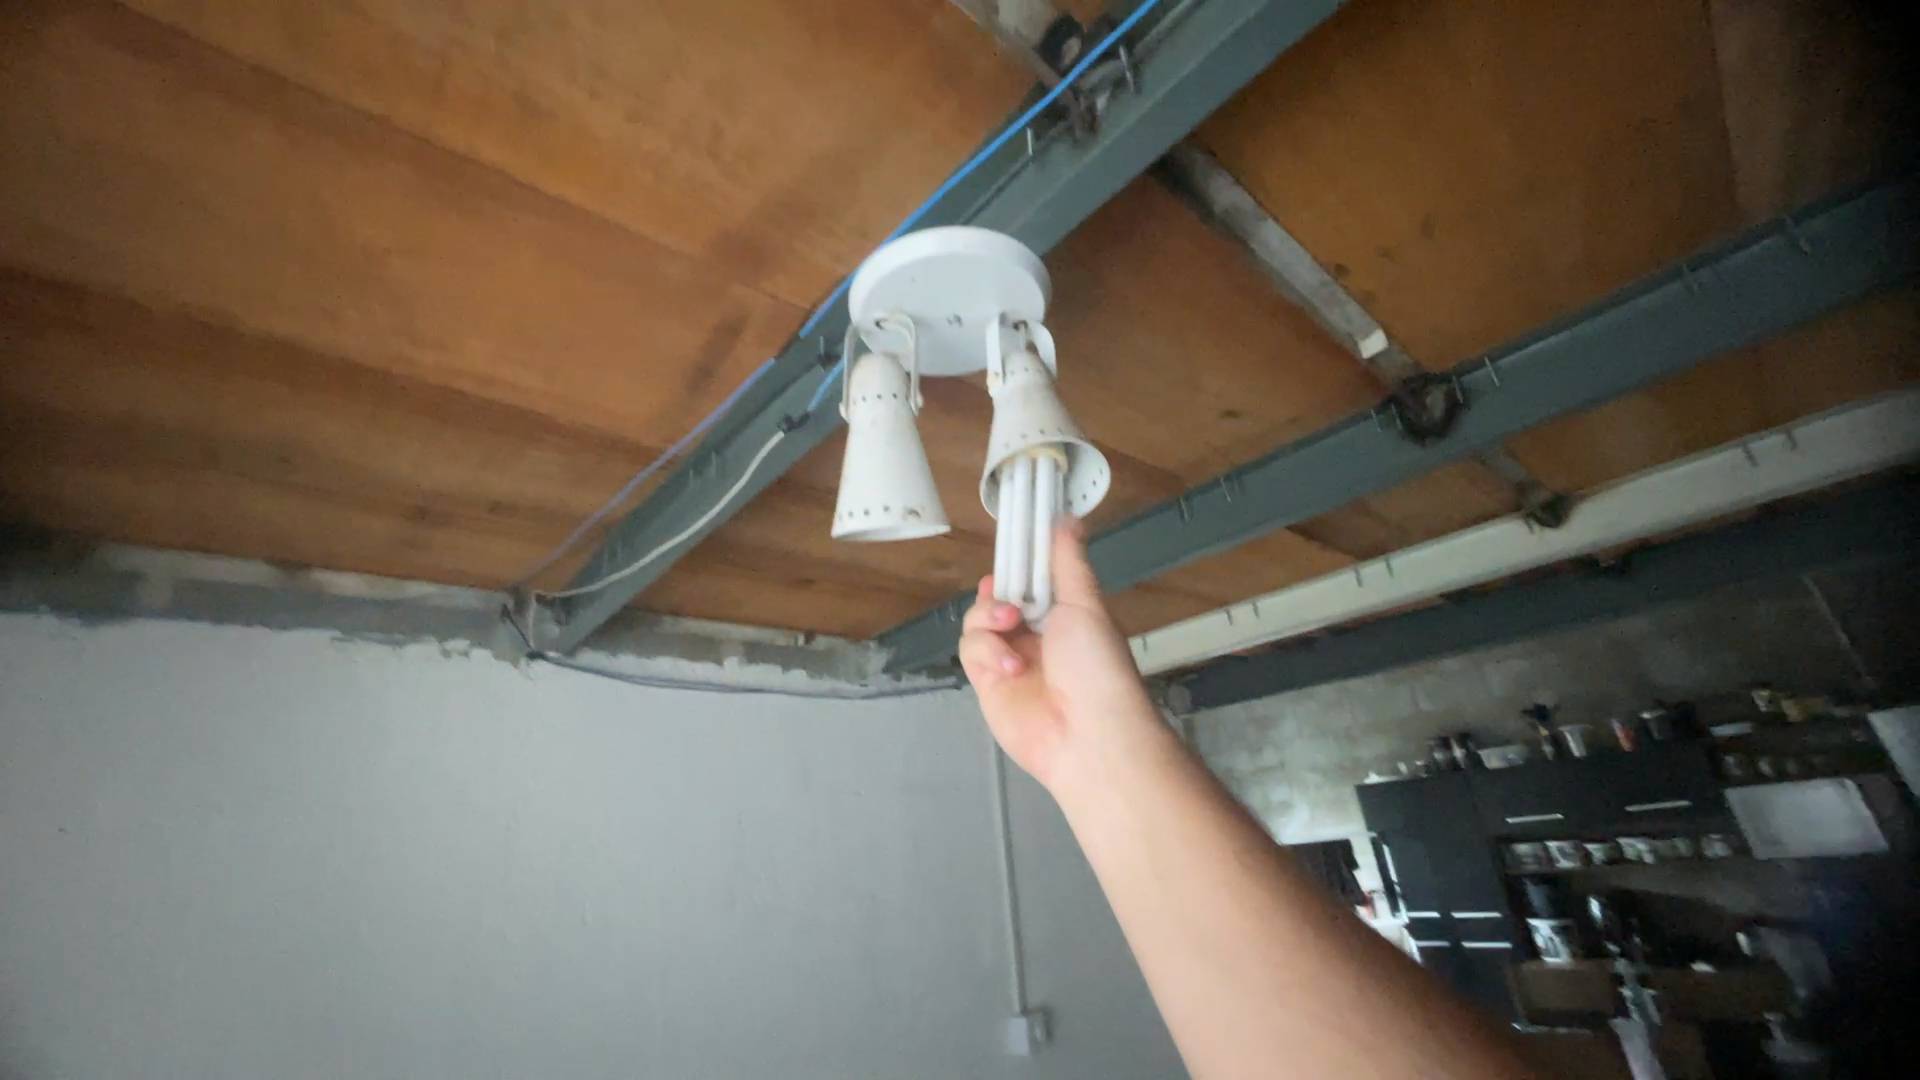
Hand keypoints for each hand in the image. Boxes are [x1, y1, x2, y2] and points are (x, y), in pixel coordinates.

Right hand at [959, 519, 1161, 790]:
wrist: (1088, 735)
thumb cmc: (1095, 665)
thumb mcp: (1085, 605)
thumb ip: (1068, 562)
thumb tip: (1068, 517)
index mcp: (1061, 614)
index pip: (1028, 581)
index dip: (1016, 567)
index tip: (1009, 553)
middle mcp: (1033, 635)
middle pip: (996, 598)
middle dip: (997, 594)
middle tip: (1008, 600)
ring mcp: (1008, 660)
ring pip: (976, 622)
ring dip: (989, 620)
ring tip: (1010, 629)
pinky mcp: (987, 684)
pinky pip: (970, 652)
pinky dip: (986, 651)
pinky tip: (1009, 666)